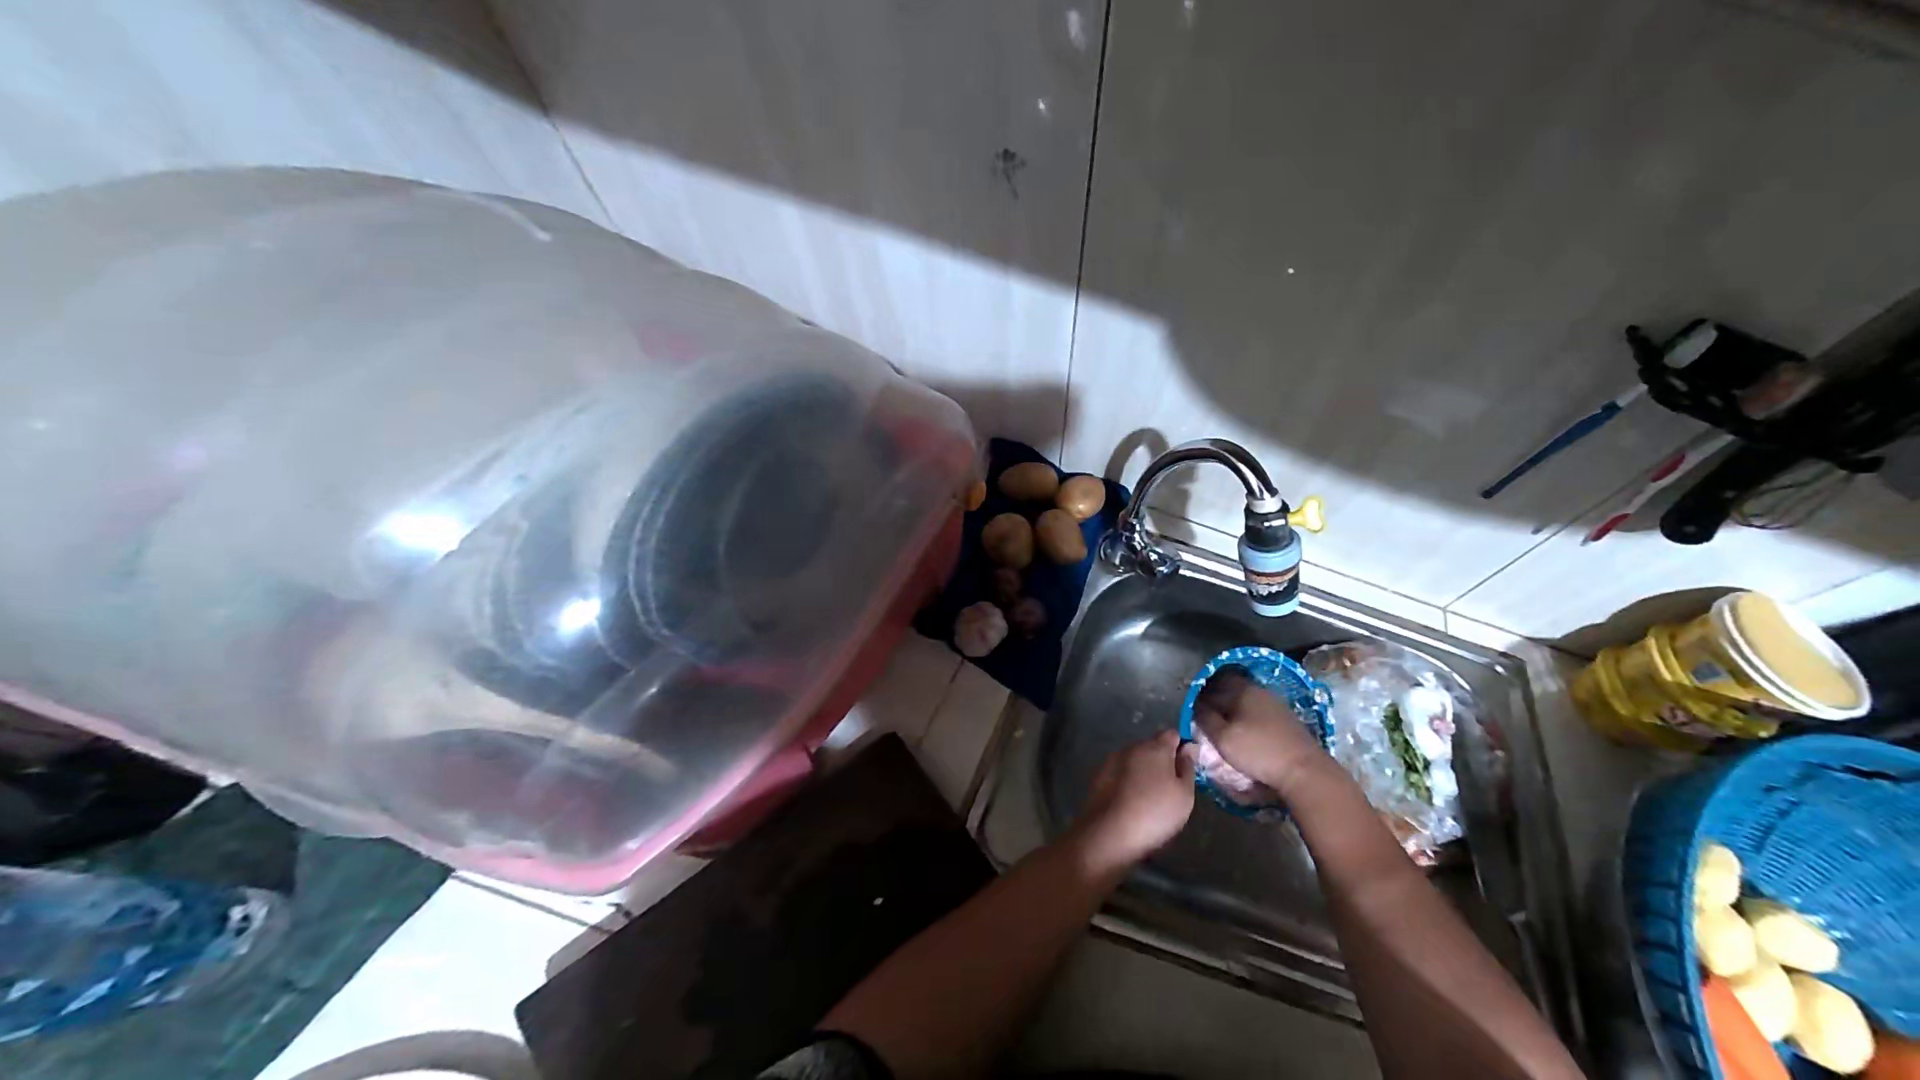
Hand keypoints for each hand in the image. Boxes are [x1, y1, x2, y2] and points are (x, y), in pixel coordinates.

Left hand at [1068, 730, 1196, 880]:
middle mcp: (1131, 747)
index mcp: (1154, 747)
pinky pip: (1121, 773)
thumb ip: (1187, 767)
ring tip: (1151, 798)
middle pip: (1152, 746)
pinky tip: (1132, 802)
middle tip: (1171, 787)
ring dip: (1144, 771)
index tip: (1187, 767)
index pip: (1172, 734)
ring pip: (1135, 760)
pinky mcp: (1099, 776)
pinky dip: (1129, 781)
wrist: (1109, 833)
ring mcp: (1112, 760)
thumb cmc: (1155, 813)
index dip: (1182, 747)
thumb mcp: (1184, 794)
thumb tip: (1189, 746)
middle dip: (1163, 760)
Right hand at [1193, 670, 1325, 792]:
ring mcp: (1275, 704)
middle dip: (1215, 701)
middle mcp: (1259, 691)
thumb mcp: (1223, 738)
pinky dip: (1246, 717)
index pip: (1211, 686)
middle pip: (1229, 691)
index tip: (1191, 709)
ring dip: (1231, 710)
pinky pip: (1257, 711)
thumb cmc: (1258, 751)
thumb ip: (1205, 719)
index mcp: (1242, 690)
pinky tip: (1243, 731)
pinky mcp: (1285, 720)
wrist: (1305, 771)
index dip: (1198, 697)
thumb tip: (1194, 705)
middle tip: (1204, 717)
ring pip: (1244, 701)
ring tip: (1222, 726)